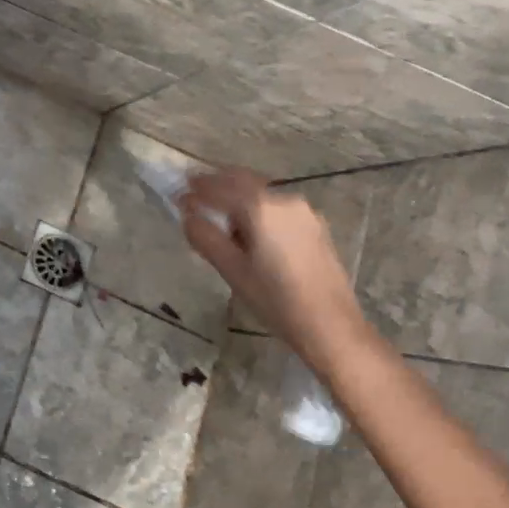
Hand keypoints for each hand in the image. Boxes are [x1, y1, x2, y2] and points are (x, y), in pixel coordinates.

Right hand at [182, 168, 369, 369]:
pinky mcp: (315, 226)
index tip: (177, 196)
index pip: (218, 187)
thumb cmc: (275, 300)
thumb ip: (205, 237)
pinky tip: (249, 226)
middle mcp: (283, 199)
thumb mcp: (231, 269)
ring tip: (220, 211)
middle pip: (242, 179)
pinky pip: (277, 204)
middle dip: (216, 183)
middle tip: (194, 191)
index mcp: (260, 207)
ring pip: (261, 190)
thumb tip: (188, 216)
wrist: (332, 327)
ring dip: (237, 193)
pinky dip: (256, 204)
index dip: (194, 190)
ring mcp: (304, 211)